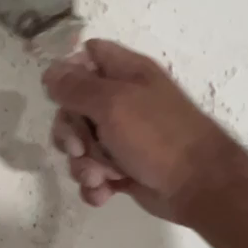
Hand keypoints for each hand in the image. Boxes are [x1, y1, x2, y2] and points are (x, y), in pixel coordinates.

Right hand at [43, 40, 244, 223]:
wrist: (197, 186)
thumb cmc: (158, 137)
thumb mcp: (113, 104)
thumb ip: (77, 87)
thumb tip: (50, 71)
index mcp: (126, 73)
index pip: (87, 56)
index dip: (68, 73)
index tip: (60, 96)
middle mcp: (123, 101)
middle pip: (73, 107)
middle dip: (70, 133)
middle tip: (80, 149)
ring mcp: (122, 137)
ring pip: (80, 146)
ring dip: (82, 165)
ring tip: (99, 177)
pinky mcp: (123, 168)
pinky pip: (92, 173)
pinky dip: (94, 184)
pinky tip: (104, 192)